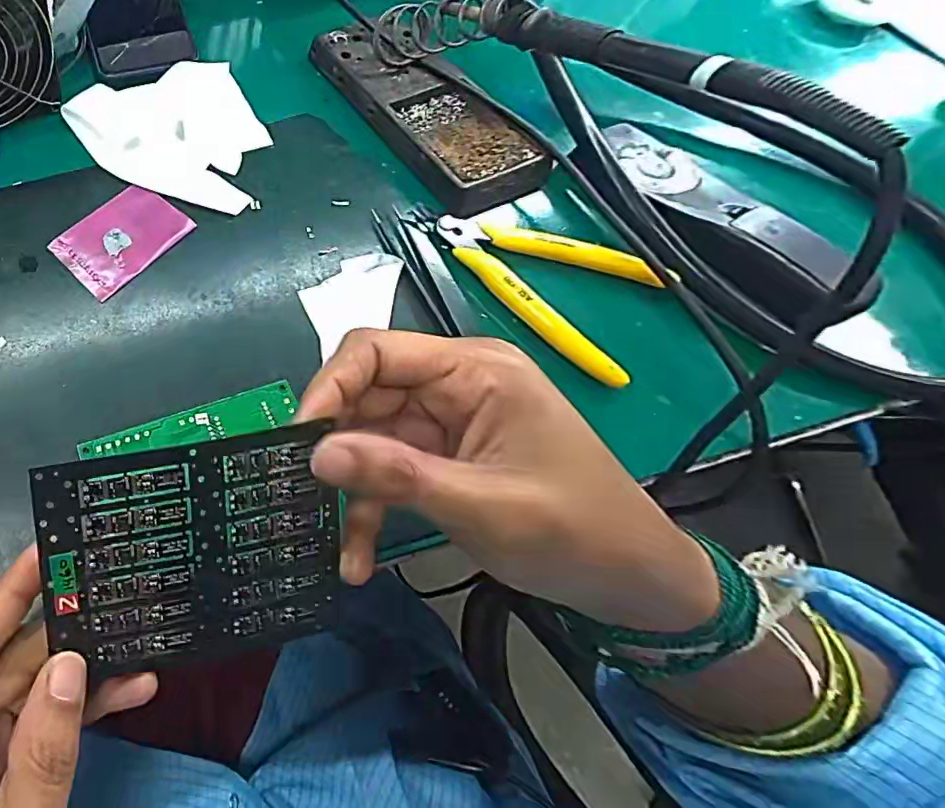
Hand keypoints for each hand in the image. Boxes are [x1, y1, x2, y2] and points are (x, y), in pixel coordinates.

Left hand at [0, 548, 157, 806]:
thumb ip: (41, 757)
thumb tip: (70, 667)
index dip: (5, 597)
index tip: (37, 552)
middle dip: (56, 638)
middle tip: (99, 596)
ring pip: (21, 697)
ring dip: (77, 678)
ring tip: (128, 649)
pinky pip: (29, 730)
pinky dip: (73, 715)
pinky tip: (120, 693)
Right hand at [297, 329, 718, 631]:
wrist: (642, 592)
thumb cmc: (581, 535)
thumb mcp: (486, 507)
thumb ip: (397, 476)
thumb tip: (317, 455)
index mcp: (473, 371)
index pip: (374, 351)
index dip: (330, 384)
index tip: (302, 434)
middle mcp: (450, 385)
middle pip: (360, 393)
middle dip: (332, 442)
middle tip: (302, 483)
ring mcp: (438, 421)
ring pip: (361, 436)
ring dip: (344, 485)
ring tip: (324, 527)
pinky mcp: (432, 455)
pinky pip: (379, 468)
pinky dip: (365, 507)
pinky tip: (356, 554)